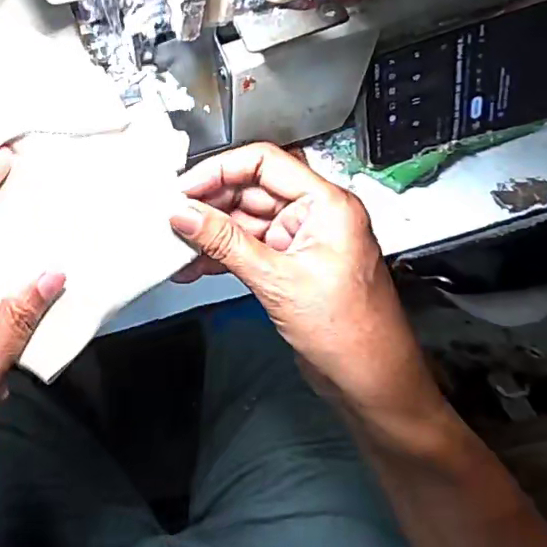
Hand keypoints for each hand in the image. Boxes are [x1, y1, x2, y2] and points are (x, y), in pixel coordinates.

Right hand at [169, 143, 436, 413]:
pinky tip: (195, 266)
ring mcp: (302, 240)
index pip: (264, 163)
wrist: (372, 383)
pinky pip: (249, 247)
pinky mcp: (291, 264)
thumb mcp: (277, 281)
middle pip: (251, 190)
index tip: (186, 188)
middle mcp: (316, 216)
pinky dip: (221, 254)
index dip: (219, 170)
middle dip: (210, 204)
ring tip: (179, 244)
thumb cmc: (353, 334)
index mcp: (327, 205)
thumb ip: (225, 243)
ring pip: (245, 221)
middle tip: (174, 216)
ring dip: (211, 233)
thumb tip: (187, 215)